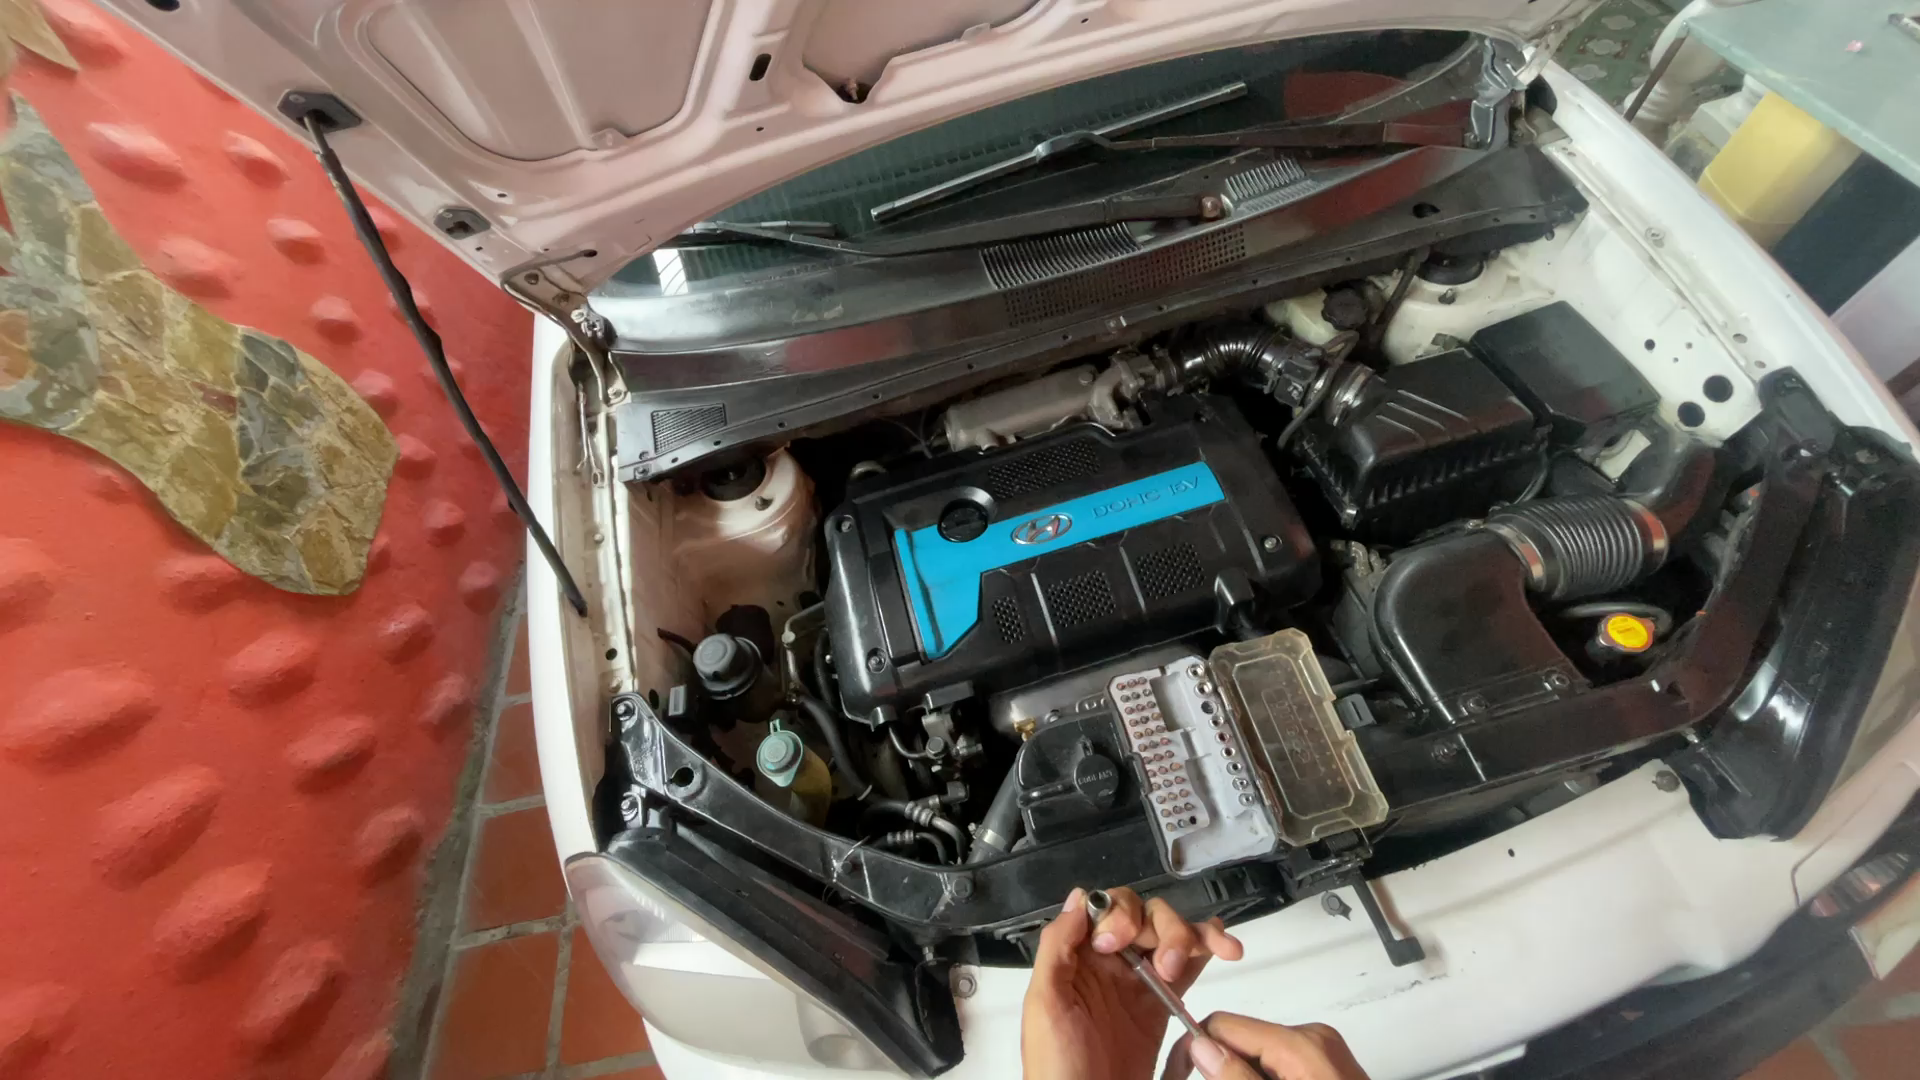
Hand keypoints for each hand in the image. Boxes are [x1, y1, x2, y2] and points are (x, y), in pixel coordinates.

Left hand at [1021, 886, 1244, 1079]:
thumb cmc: (1055, 1065)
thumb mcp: (1045, 1003)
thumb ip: (1057, 947)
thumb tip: (1080, 897)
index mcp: (1079, 954)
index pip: (1106, 909)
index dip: (1118, 914)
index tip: (1115, 943)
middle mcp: (1110, 962)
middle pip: (1144, 917)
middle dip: (1162, 927)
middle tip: (1164, 965)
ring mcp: (1138, 984)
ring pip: (1167, 937)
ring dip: (1188, 936)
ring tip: (1203, 955)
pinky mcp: (1162, 1011)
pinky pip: (1185, 971)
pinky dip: (1204, 951)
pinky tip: (1221, 945)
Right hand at [1162, 1012, 1371, 1079]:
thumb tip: (1199, 1045)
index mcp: (1299, 1044)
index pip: (1224, 1025)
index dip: (1196, 1050)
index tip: (1177, 1078)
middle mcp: (1312, 1038)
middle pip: (1242, 1042)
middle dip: (1223, 1072)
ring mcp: (1325, 1054)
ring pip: (1260, 1060)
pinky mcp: (1331, 1071)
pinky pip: (1282, 1070)